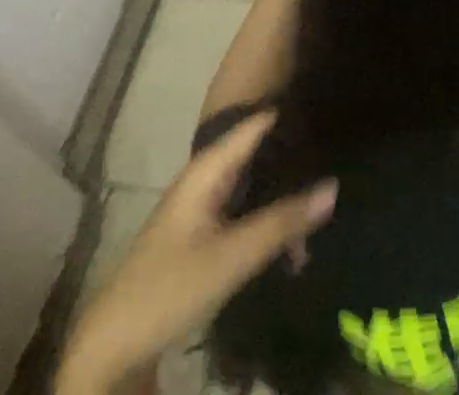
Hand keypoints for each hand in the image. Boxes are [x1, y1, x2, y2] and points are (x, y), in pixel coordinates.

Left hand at [56, 112, 336, 392]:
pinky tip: (296, 244)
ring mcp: (203, 208)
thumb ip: (283, 221)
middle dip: (294, 161)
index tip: (329, 117)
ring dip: (285, 200)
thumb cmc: (172, 286)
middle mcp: (204, 181)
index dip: (289, 118)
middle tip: (340, 162)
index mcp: (205, 172)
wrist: (118, 341)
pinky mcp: (204, 235)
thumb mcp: (234, 254)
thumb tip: (333, 186)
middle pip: (256, 156)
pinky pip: (247, 215)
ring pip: (254, 189)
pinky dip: (271, 223)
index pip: (253, 126)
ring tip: (326, 213)